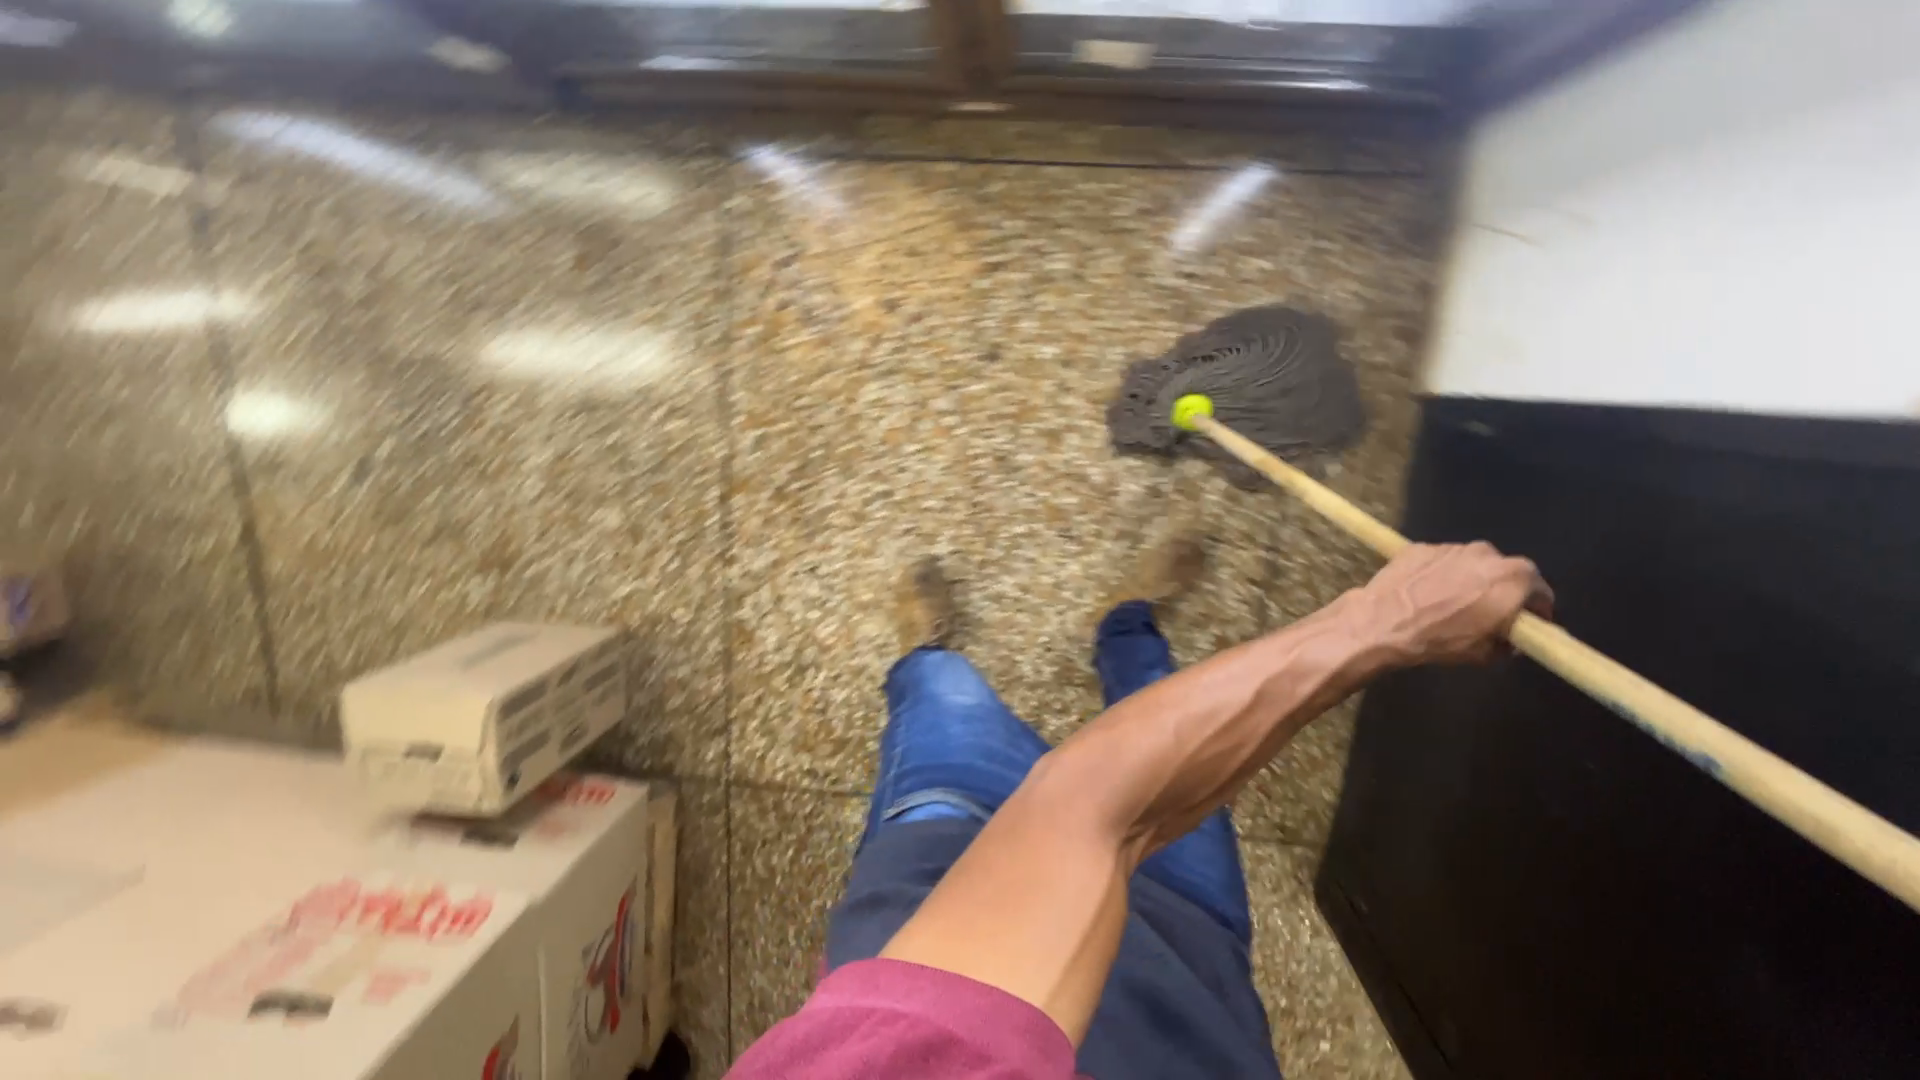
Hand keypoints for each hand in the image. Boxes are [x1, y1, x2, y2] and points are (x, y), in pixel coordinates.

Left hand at [1357, 542, 1552, 664]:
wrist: (1383, 621)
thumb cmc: (1441, 638)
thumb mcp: (1486, 652)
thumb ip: (1508, 642)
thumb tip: (1509, 639)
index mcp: (1514, 577)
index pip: (1539, 591)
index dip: (1535, 609)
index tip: (1527, 623)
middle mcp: (1487, 553)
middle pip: (1505, 572)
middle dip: (1501, 591)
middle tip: (1488, 611)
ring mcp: (1452, 546)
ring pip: (1471, 563)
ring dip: (1469, 579)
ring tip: (1451, 601)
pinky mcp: (1422, 547)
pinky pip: (1440, 561)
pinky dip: (1439, 573)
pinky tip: (1425, 592)